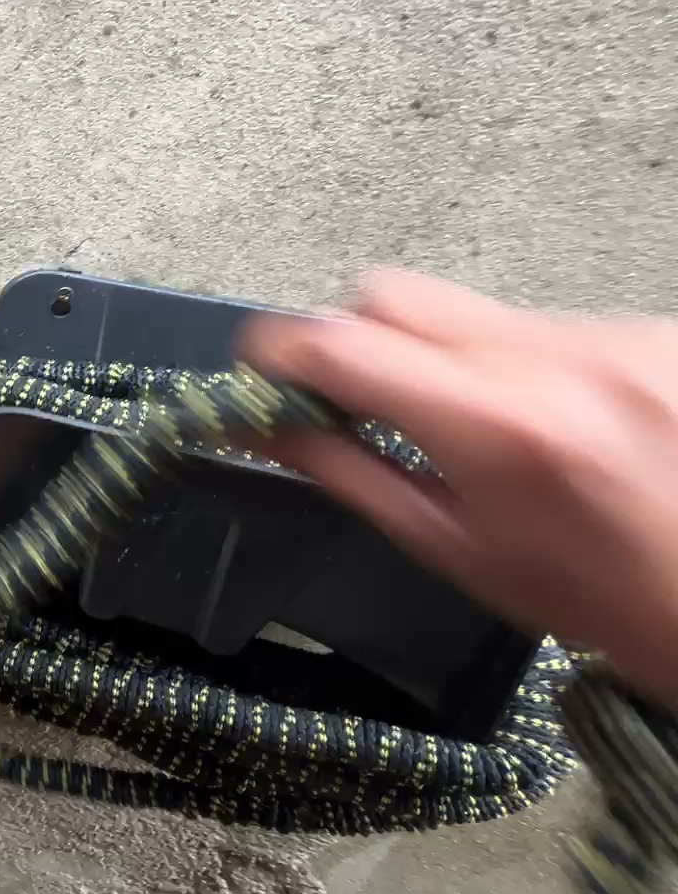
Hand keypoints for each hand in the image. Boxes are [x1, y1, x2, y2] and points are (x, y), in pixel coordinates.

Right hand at [239, 269, 677, 706]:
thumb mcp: (442, 540)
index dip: (273, 348)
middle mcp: (561, 362)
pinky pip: (526, 324)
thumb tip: (256, 426)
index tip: (257, 367)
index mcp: (496, 423)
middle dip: (346, 336)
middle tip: (352, 393)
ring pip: (456, 310)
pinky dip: (498, 362)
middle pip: (387, 294)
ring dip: (430, 356)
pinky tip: (529, 417)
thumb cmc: (610, 598)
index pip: (336, 341)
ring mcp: (618, 340)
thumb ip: (335, 467)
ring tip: (463, 421)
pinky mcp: (652, 335)